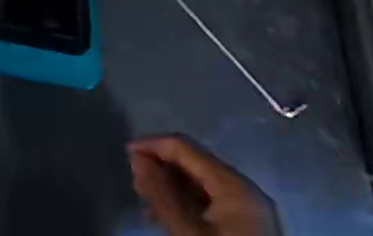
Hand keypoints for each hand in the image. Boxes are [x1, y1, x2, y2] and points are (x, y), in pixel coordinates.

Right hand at [128, 135, 276, 235]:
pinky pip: (211, 205)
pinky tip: (168, 218)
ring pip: (201, 186)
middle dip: (162, 169)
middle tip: (135, 184)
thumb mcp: (189, 235)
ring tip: (146, 203)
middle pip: (194, 164)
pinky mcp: (246, 230)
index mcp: (234, 184)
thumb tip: (137, 159)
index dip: (152, 146)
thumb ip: (161, 195)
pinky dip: (187, 206)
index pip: (185, 148)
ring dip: (171, 189)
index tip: (125, 155)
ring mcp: (248, 212)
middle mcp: (244, 190)